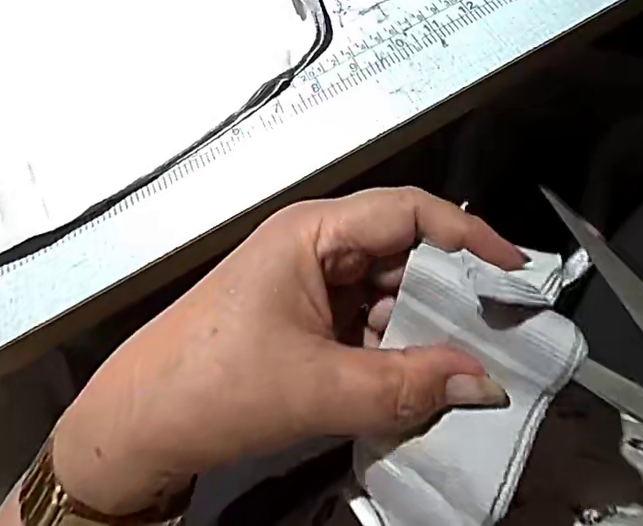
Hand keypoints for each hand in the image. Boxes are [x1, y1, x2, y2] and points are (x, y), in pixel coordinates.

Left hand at [50, 188, 524, 515]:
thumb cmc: (206, 387)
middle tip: (496, 322)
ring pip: (392, 285)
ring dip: (424, 320)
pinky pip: (372, 314)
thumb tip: (480, 383)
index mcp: (315, 231)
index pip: (409, 211)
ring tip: (461, 355)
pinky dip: (397, 340)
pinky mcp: (312, 310)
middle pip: (406, 247)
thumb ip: (403, 386)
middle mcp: (319, 242)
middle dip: (451, 285)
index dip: (466, 233)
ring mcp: (315, 276)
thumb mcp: (313, 387)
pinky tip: (415, 370)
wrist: (131, 431)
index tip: (510, 266)